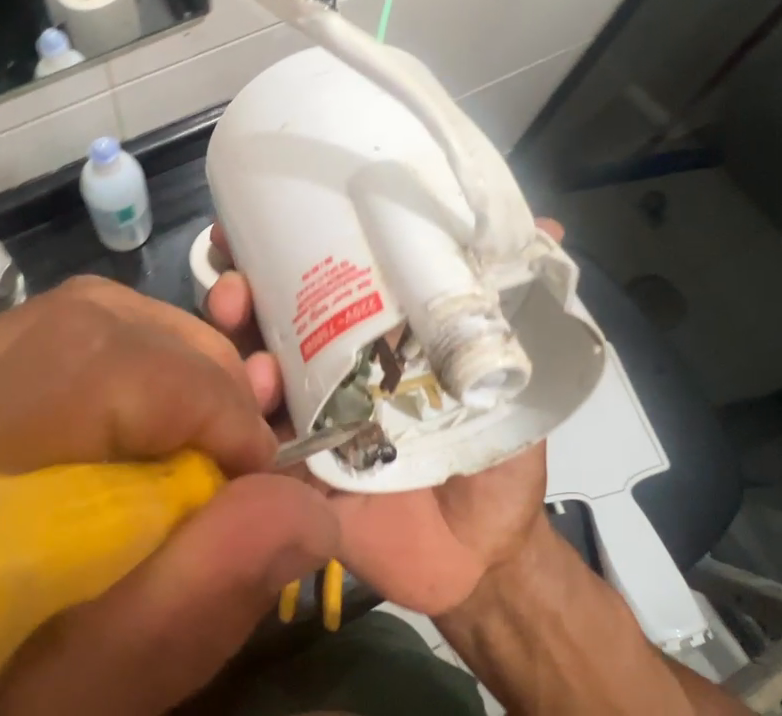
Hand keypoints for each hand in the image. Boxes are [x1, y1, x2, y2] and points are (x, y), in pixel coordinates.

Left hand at [0, 276, 338, 713]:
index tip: (264, 477)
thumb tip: (305, 505)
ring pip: (46, 322)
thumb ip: (187, 603)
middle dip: (188, 372)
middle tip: (235, 455)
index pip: (91, 370)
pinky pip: (9, 348)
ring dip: (145, 367)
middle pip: (74, 324)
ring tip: (184, 444)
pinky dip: (87, 377)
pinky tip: (103, 444)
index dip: (206, 403)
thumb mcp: (73, 700)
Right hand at [205, 225, 561, 614]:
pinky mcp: (291, 478)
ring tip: (248, 345)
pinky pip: (252, 447)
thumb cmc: (493, 459)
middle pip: (260, 321)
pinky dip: (240, 423)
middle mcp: (319, 373)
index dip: (271, 250)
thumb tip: (549, 223)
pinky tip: (249, 406)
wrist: (484, 556)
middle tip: (234, 280)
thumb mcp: (513, 376)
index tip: (246, 226)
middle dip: (236, 292)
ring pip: (245, 376)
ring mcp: (299, 424)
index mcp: (363, 341)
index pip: (307, 282)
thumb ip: (514, 311)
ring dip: (232, 349)